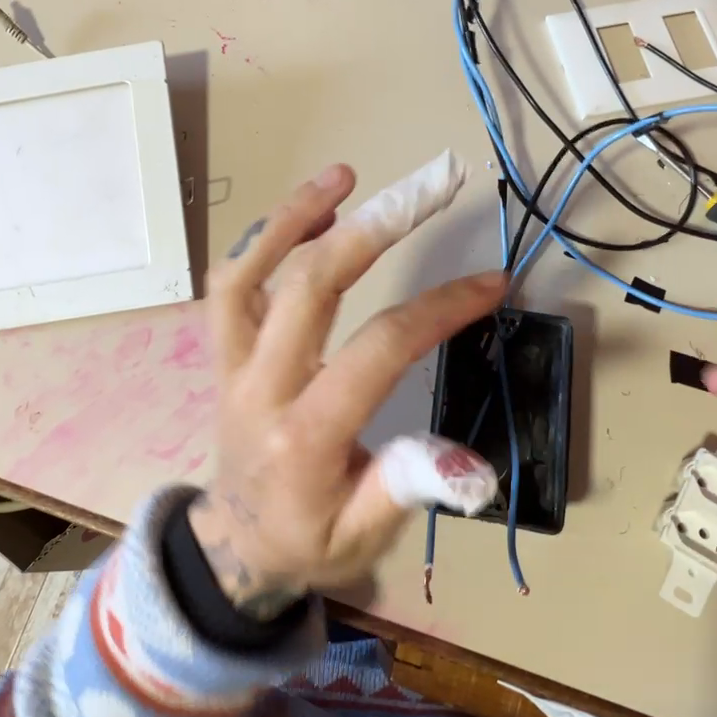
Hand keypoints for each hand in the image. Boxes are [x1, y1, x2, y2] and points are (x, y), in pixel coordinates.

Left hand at [189, 163, 504, 617]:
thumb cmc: (307, 540)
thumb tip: (468, 459)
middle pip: (308, 290)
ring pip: (248, 276)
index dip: (438, 308)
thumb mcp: (362, 539)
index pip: (377, 351)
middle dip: (372, 230)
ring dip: (293, 217)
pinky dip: (260, 243)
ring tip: (344, 173)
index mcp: (305, 436)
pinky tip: (306, 215)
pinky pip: (229, 288)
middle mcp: (261, 388)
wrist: (234, 543)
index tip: (491, 281)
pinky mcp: (224, 355)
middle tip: (426, 188)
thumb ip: (406, 490)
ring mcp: (233, 366)